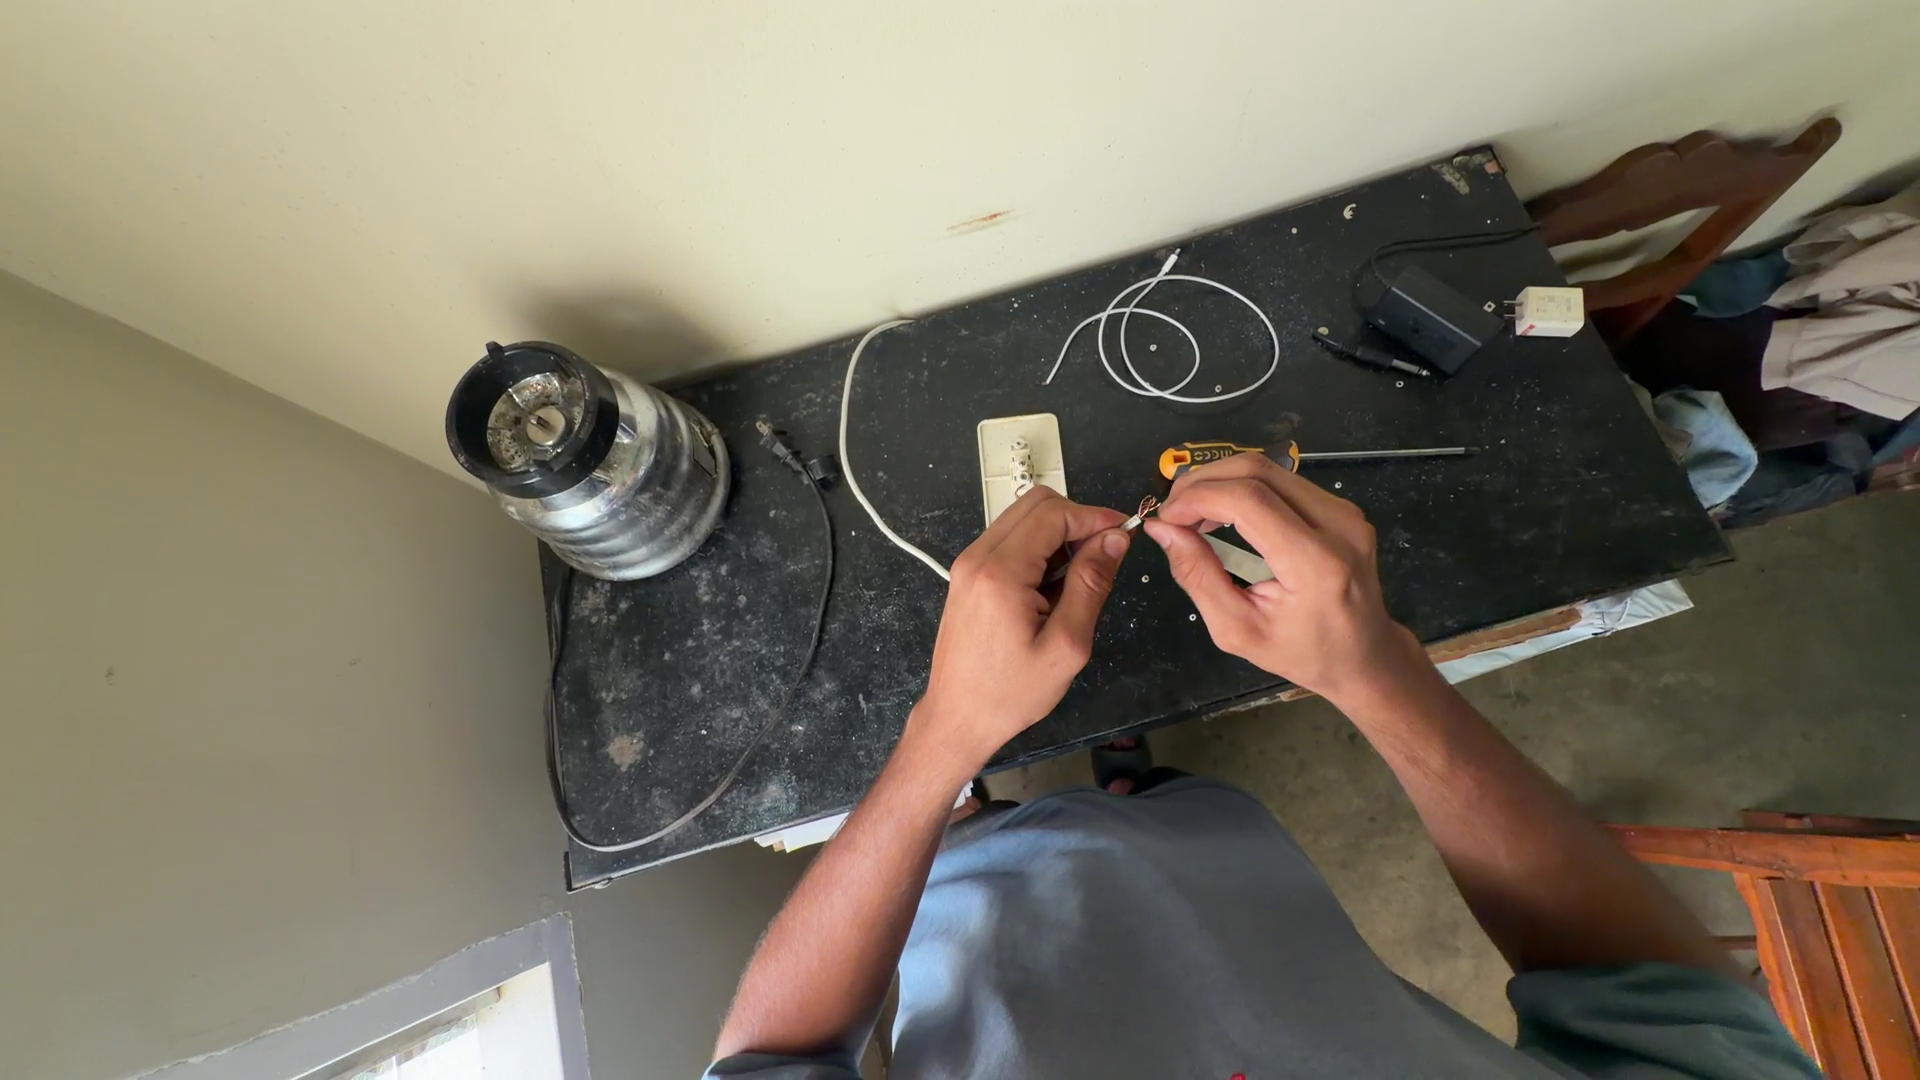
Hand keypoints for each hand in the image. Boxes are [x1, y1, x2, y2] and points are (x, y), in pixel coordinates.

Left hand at [912, 488, 1130, 763]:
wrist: (958, 717)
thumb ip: (1092, 584)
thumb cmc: (1012, 693)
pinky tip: (1051, 586)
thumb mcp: (1066, 645)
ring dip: (1056, 535)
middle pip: (1035, 504)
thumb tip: (1115, 538)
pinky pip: (1008, 540)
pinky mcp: (966, 575)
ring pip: (1021, 518)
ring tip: (1077, 579)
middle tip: (1102, 557)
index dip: (1094, 517)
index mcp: (1000, 572)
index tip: (1124, 535)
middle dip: (1076, 520)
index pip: (1053, 514)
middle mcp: (977, 556)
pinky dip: (1036, 548)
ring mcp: (967, 564)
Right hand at [1141, 453, 1422, 703]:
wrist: (1365, 657)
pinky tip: (1220, 513)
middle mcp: (1338, 526)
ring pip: (1267, 468)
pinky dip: (1240, 487)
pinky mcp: (1340, 507)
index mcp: (1316, 564)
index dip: (1198, 498)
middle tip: (1172, 511)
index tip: (1165, 519)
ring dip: (1219, 482)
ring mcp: (1344, 511)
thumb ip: (1197, 576)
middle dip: (1202, 482)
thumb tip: (1161, 529)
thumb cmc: (1300, 653)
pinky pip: (1280, 480)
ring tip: (1191, 513)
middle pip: (1258, 472)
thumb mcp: (1236, 629)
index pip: (1249, 501)